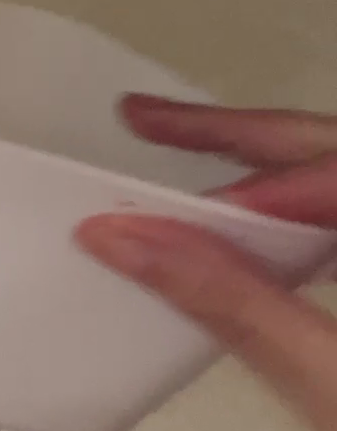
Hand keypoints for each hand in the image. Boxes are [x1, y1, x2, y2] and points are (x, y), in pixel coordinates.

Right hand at [77, 95, 336, 430]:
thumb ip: (238, 310)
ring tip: (178, 144)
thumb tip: (116, 235)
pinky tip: (237, 217)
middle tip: (143, 120)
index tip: (182, 201)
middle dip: (247, 135)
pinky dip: (283, 213)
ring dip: (261, 167)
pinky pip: (330, 231)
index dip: (271, 172)